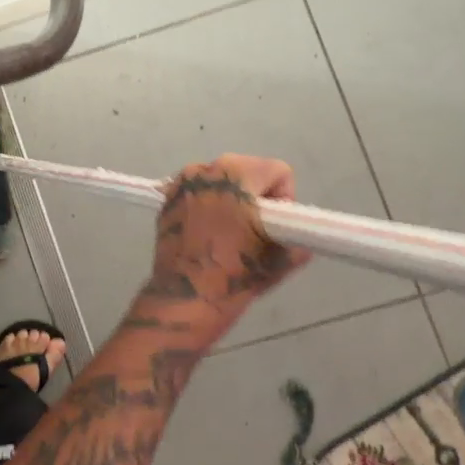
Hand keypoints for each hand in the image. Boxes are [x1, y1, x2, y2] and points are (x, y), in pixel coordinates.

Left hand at [143, 155, 309, 320]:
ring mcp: (180, 183)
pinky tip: (207, 229)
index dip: (284, 197)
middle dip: (256, 193)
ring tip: (231, 230)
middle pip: (246, 170)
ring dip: (230, 196)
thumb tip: (299, 232)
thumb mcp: (281, 256)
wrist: (188, 294)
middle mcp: (205, 169)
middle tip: (256, 227)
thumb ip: (297, 235)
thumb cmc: (238, 272)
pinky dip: (205, 202)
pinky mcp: (165, 200)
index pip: (277, 170)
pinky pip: (195, 191)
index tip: (277, 223)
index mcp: (236, 174)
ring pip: (219, 179)